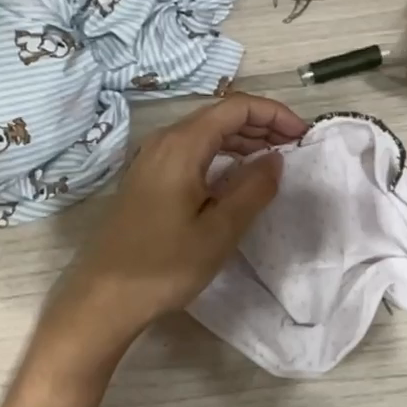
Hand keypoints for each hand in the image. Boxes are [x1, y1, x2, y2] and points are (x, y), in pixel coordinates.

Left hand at [48, 93, 308, 348]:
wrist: (103, 298)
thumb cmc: (164, 265)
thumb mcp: (219, 231)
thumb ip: (253, 189)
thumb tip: (276, 158)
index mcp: (182, 144)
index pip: (236, 107)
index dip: (273, 113)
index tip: (303, 134)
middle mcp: (164, 141)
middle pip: (220, 115)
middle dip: (262, 123)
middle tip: (296, 145)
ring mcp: (152, 159)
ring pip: (206, 132)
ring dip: (243, 138)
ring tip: (275, 158)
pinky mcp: (148, 178)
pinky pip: (192, 150)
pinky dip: (222, 153)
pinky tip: (238, 175)